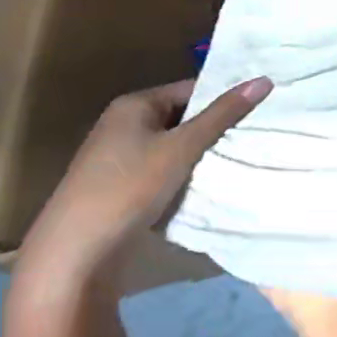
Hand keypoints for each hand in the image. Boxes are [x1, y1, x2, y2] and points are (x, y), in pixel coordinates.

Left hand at [12, 77, 271, 295]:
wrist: (73, 257)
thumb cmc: (128, 188)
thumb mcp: (182, 148)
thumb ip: (223, 114)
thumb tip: (264, 80)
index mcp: (134, 105)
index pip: (191, 89)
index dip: (223, 99)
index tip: (256, 111)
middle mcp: (122, 125)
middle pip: (183, 117)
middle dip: (214, 129)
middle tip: (252, 137)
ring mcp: (118, 158)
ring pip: (173, 147)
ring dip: (199, 155)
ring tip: (237, 160)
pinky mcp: (119, 188)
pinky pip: (161, 170)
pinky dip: (182, 176)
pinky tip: (205, 186)